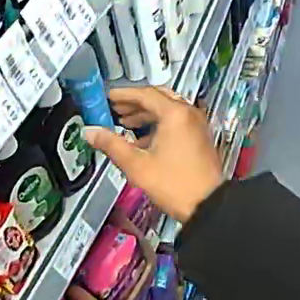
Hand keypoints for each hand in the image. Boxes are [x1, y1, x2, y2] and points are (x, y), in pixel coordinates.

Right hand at [83, 86, 224, 222]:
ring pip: (167, 110)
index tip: (109, 96)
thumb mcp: (137, 165)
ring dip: (146, 114)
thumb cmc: (176, 185)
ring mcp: (196, 125)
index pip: (145, 94)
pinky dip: (158, 125)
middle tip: (115, 107)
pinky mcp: (199, 138)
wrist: (208, 205)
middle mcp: (188, 114)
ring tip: (125, 122)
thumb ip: (111, 145)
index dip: (123, 95)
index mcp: (175, 114)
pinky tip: (143, 140)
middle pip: (157, 98)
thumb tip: (91, 132)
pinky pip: (176, 122)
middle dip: (134, 103)